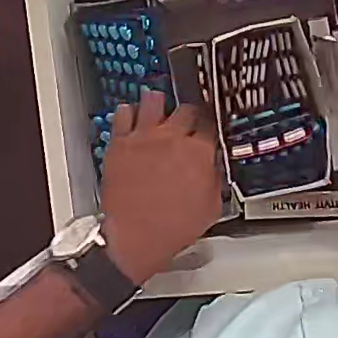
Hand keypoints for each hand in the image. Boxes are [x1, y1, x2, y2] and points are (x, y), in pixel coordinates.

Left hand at [100, 90, 221, 284]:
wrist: (133, 237)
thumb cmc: (169, 228)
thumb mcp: (210, 208)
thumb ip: (215, 180)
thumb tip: (215, 169)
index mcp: (199, 153)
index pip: (211, 123)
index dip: (211, 125)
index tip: (208, 127)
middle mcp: (172, 138)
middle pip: (186, 108)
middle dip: (189, 114)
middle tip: (187, 121)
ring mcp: (145, 137)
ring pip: (154, 100)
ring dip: (159, 104)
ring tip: (159, 109)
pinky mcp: (121, 143)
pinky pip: (124, 113)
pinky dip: (129, 112)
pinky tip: (133, 117)